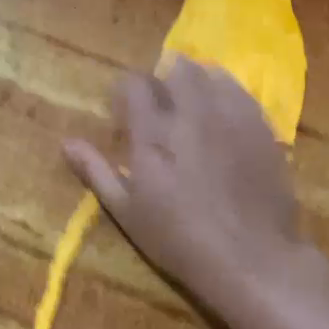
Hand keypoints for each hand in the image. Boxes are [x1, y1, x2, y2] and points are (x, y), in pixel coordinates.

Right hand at [64, 58, 306, 296]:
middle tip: (158, 102)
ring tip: (191, 100)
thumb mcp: (126, 211)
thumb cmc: (177, 239)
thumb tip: (66, 142)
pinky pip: (242, 93)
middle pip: (176, 69)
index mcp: (152, 133)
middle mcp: (191, 114)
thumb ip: (95, 171)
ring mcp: (231, 118)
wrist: (250, 258)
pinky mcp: (262, 129)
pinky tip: (222, 112)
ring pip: (212, 74)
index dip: (125, 89)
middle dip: (163, 78)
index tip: (122, 108)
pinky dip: (226, 93)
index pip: (134, 83)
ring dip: (196, 80)